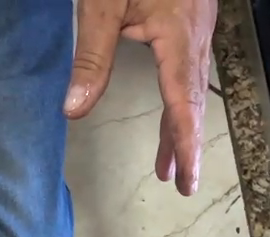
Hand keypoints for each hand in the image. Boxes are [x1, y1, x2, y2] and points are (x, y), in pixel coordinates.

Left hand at [65, 0, 217, 195]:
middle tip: (183, 185)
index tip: (187, 178)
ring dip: (180, 127)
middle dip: (186, 143)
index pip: (182, 101)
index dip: (185, 142)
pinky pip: (186, 69)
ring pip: (189, 86)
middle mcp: (194, 32)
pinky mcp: (187, 17)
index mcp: (178, 32)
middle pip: (191, 99)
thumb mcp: (102, 3)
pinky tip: (171, 118)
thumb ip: (91, 55)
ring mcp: (195, 24)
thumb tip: (74, 110)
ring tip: (170, 167)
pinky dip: (179, 100)